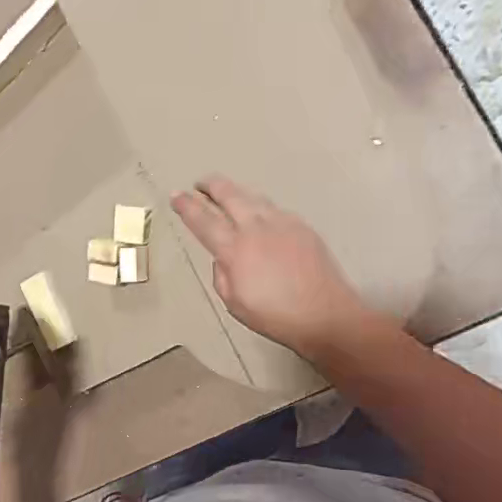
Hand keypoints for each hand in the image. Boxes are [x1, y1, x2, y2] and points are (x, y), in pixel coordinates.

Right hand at [170, 176, 382, 359]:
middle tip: (201, 184)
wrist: (325, 313)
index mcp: (235, 249)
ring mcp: (282, 223)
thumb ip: (222, 275)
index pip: (203, 220)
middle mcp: (257, 228)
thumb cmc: (277, 316)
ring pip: (253, 197)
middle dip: (211, 186)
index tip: (177, 196)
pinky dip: (261, 207)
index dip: (186, 206)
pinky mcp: (302, 226)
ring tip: (228, 194)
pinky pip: (275, 209)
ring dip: (236, 192)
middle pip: (228, 194)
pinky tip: (260, 216)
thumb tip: (223, 258)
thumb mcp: (235, 304)